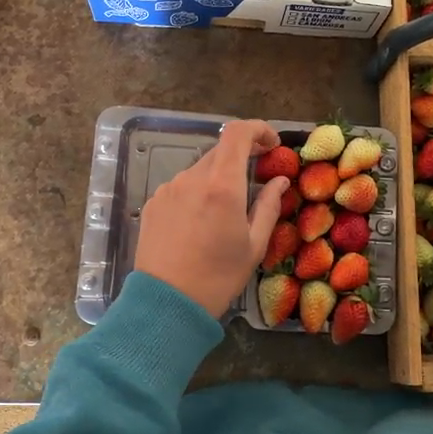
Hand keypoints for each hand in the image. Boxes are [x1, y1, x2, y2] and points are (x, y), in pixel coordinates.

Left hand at [136, 120, 289, 316]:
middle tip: (255, 180)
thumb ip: (268, 206)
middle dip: (241, 158)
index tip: (272, 144)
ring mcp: (169, 189)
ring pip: (200, 170)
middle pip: (221, 151)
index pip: (238, 132)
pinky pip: (181, 187)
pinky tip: (200, 223)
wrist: (166, 304)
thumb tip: (279, 181)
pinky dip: (197, 193)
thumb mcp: (254, 245)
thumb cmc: (218, 277)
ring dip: (217, 179)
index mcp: (222, 185)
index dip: (258, 129)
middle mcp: (192, 178)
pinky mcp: (153, 203)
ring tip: (225, 212)